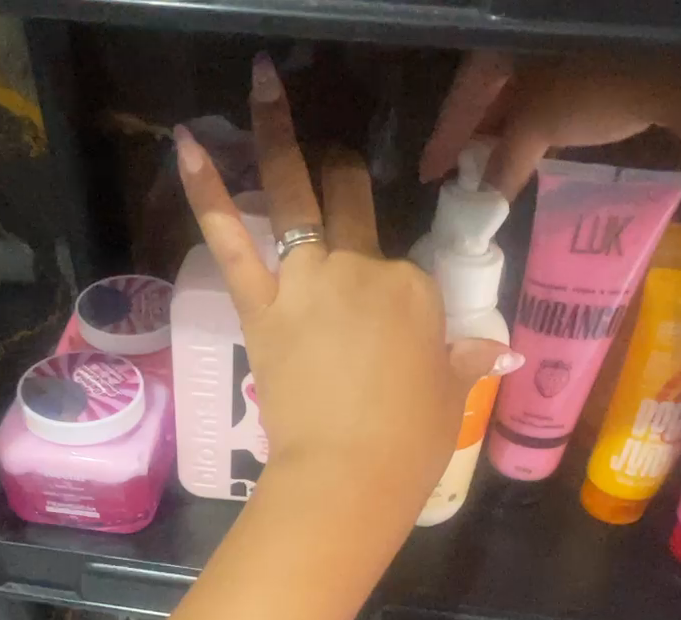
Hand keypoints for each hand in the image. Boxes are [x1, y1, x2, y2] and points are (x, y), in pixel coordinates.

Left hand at [175, 54, 516, 514]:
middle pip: (353, 203)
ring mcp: (308, 280)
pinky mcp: (263, 305)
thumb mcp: (450, 397)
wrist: (349, 476)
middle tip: (338, 165)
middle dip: (345, 177)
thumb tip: (495, 348)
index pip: (405, 269)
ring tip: (264, 83)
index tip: (390, 325)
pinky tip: (185, 144)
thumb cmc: (409, 444)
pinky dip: (208, 191)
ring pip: (293, 196)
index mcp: (416, 289)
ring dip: (278, 135)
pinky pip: (231, 238)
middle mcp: (362, 268)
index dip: (396, 292)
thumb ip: (466, 360)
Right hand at [419, 53, 665, 196]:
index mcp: (509, 40)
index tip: (428, 175)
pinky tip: (530, 149)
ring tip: (490, 170)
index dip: (445, 138)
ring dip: (503, 132)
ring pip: (520, 93)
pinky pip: (549, 93)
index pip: (465, 93)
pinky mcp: (596, 59)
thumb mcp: (541, 127)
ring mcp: (566, 44)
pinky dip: (535, 124)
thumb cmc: (597, 89)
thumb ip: (504, 162)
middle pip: (490, 90)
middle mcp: (531, 35)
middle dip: (473, 135)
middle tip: (457, 175)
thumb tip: (482, 201)